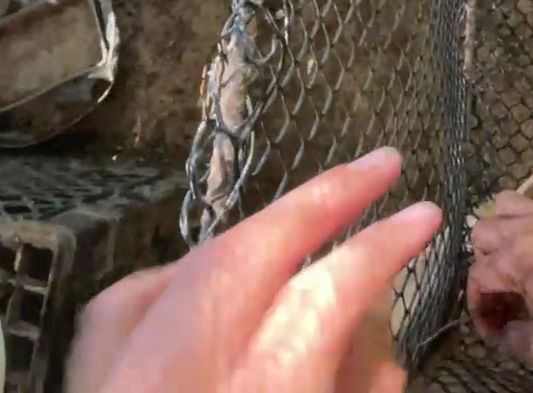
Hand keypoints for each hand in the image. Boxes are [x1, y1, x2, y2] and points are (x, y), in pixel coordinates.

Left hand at [68, 147, 440, 391]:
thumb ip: (348, 388)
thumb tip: (375, 347)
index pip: (321, 303)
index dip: (381, 248)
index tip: (427, 215)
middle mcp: (165, 390)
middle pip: (242, 258)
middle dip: (320, 199)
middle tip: (383, 164)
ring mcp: (105, 392)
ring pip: (175, 274)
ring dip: (255, 232)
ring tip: (312, 214)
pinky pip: (116, 316)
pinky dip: (172, 279)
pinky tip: (205, 280)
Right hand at [465, 184, 532, 373]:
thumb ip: (516, 341)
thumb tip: (507, 332)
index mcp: (516, 261)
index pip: (477, 277)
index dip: (478, 308)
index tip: (494, 330)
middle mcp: (528, 228)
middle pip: (483, 232)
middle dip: (484, 264)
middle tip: (503, 293)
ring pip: (507, 202)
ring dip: (503, 228)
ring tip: (517, 257)